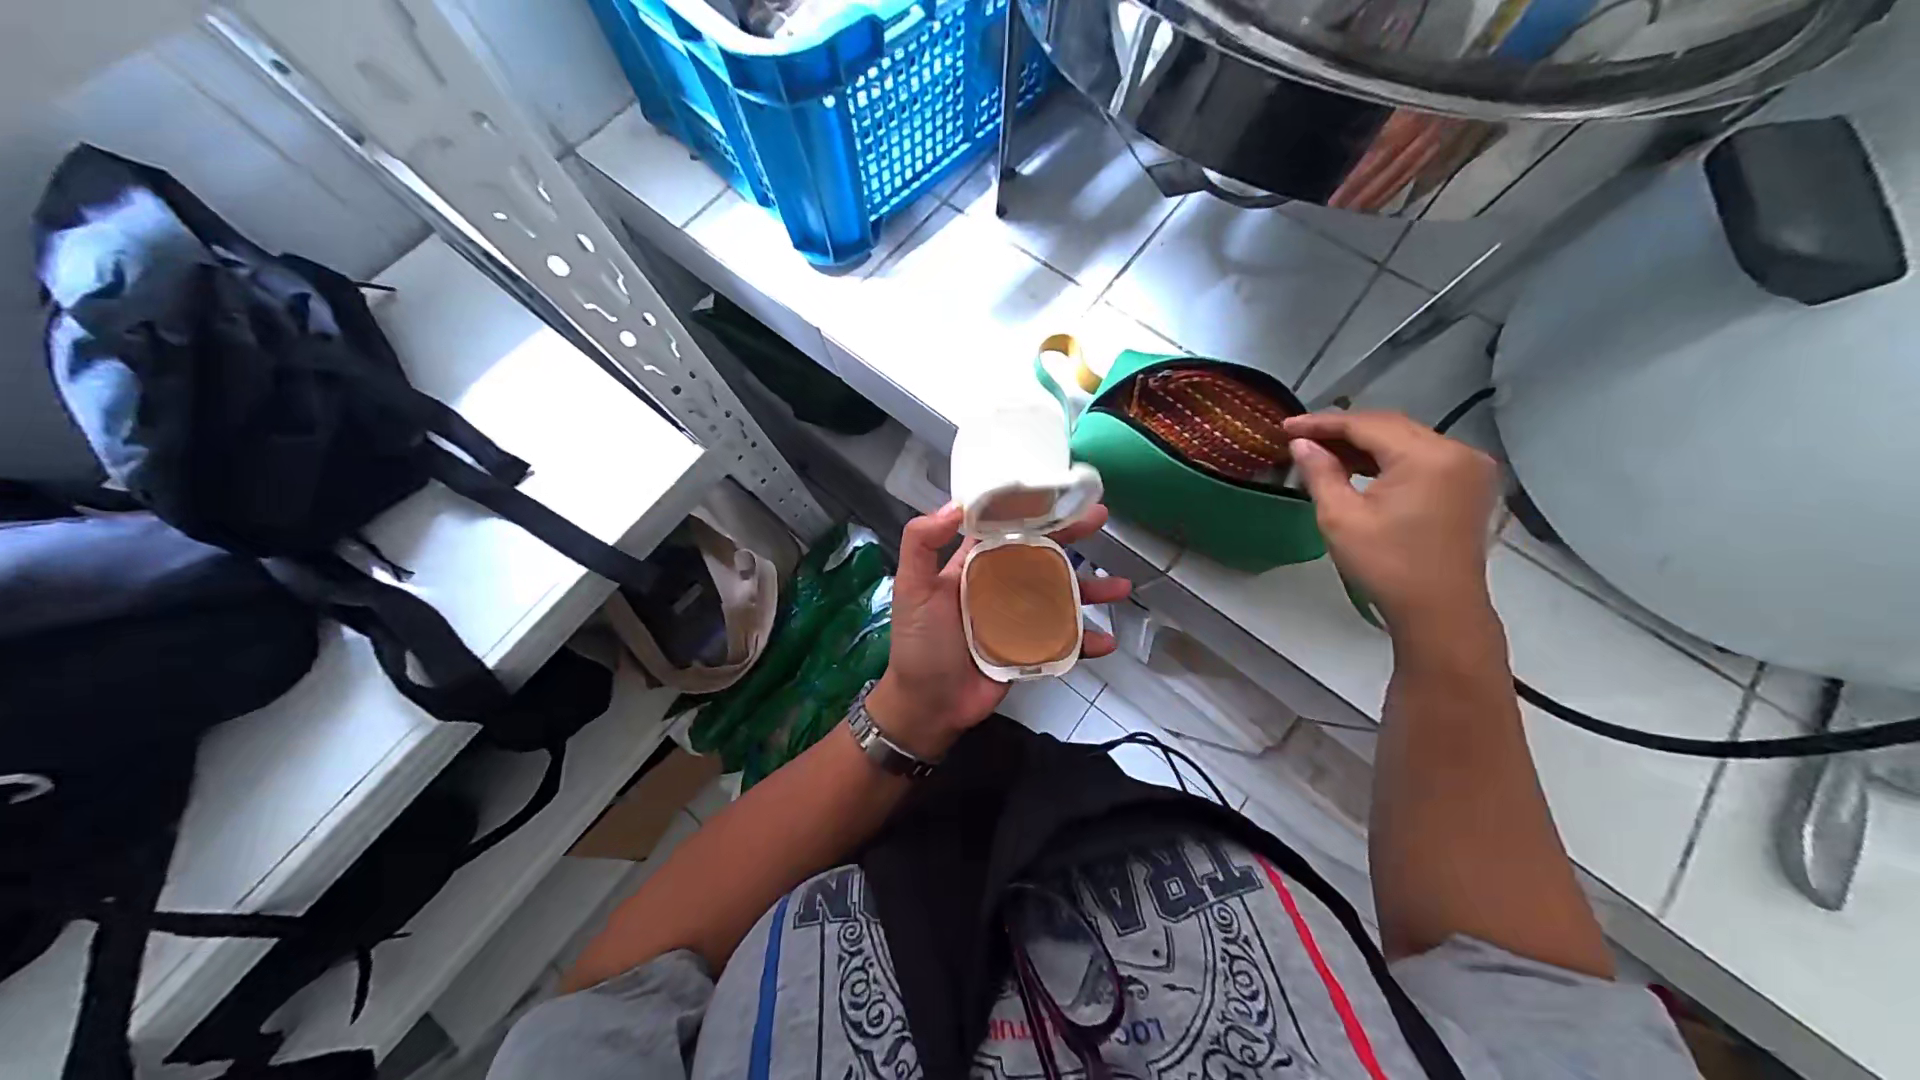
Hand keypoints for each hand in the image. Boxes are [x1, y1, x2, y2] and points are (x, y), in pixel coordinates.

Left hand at [866, 503, 1130, 759]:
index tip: (1056, 494)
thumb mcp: (912, 588)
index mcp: (973, 565)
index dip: (1031, 510)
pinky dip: (1086, 640)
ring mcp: (1018, 617)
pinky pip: (1064, 639)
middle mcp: (1000, 585)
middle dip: (1072, 537)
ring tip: (1120, 587)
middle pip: (1042, 555)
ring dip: (1091, 589)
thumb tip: (954, 505)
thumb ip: (921, 543)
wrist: (928, 705)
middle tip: (1100, 520)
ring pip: (1061, 595)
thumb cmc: (918, 644)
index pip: (1006, 528)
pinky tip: (1105, 640)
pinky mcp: (1030, 648)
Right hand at [1281, 411, 1499, 629]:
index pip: (1366, 425)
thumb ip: (1320, 473)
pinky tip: (1358, 466)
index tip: (1286, 427)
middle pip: (1389, 426)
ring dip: (1364, 443)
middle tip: (1301, 438)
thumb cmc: (1386, 565)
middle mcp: (1456, 451)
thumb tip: (1301, 443)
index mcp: (1426, 457)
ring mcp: (1468, 467)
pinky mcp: (1469, 483)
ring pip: (1406, 439)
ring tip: (1323, 452)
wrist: (1439, 609)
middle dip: (1343, 430)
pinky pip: (1422, 456)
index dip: (1322, 423)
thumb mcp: (1341, 517)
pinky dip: (1388, 458)